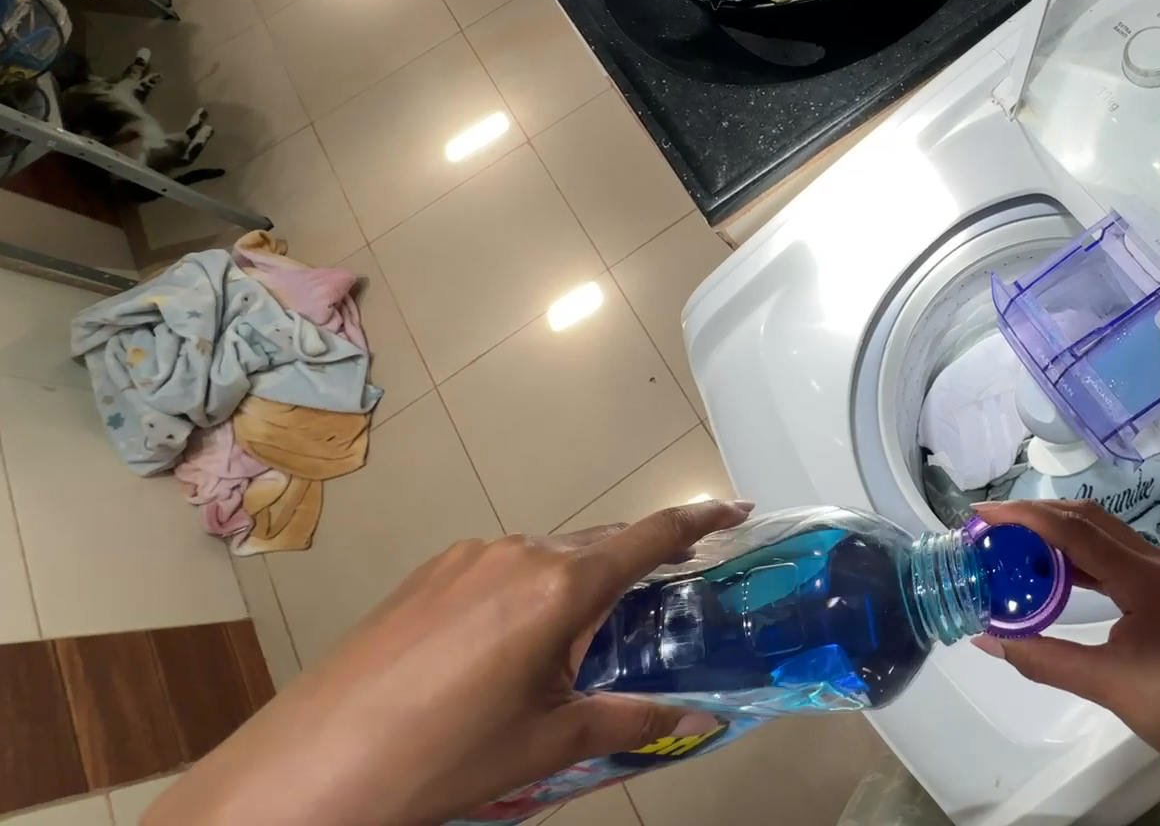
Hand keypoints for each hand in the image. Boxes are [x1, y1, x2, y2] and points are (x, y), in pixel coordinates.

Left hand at [149, 499, 754, 825]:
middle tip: (668, 586)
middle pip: (604, 540)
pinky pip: (510, 560)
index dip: (701, 519)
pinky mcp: (431, 570)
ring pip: (555, 550)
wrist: (292, 781)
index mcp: (561, 585)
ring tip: (581, 631)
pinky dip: (537, 582)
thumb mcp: (546, 744)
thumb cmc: (440, 760)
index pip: (652, 535)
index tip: (737, 509)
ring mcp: (471, 554)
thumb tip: (700, 722)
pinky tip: (512, 637)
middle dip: (641, 558)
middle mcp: (523, 551)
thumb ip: (631, 721)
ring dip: (584, 575)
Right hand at [971, 501, 1159, 825]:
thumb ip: (1041, 658)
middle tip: (993, 522)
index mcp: (1144, 579)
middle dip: (1038, 513)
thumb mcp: (1102, 683)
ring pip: (1101, 530)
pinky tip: (1052, 566)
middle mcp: (1155, 562)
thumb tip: (988, 639)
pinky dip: (1077, 550)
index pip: (1076, 531)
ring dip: (1058, 527)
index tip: (985, 511)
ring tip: (1015, 538)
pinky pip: (1112, 551)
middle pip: (1088, 518)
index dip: (1026, 516)